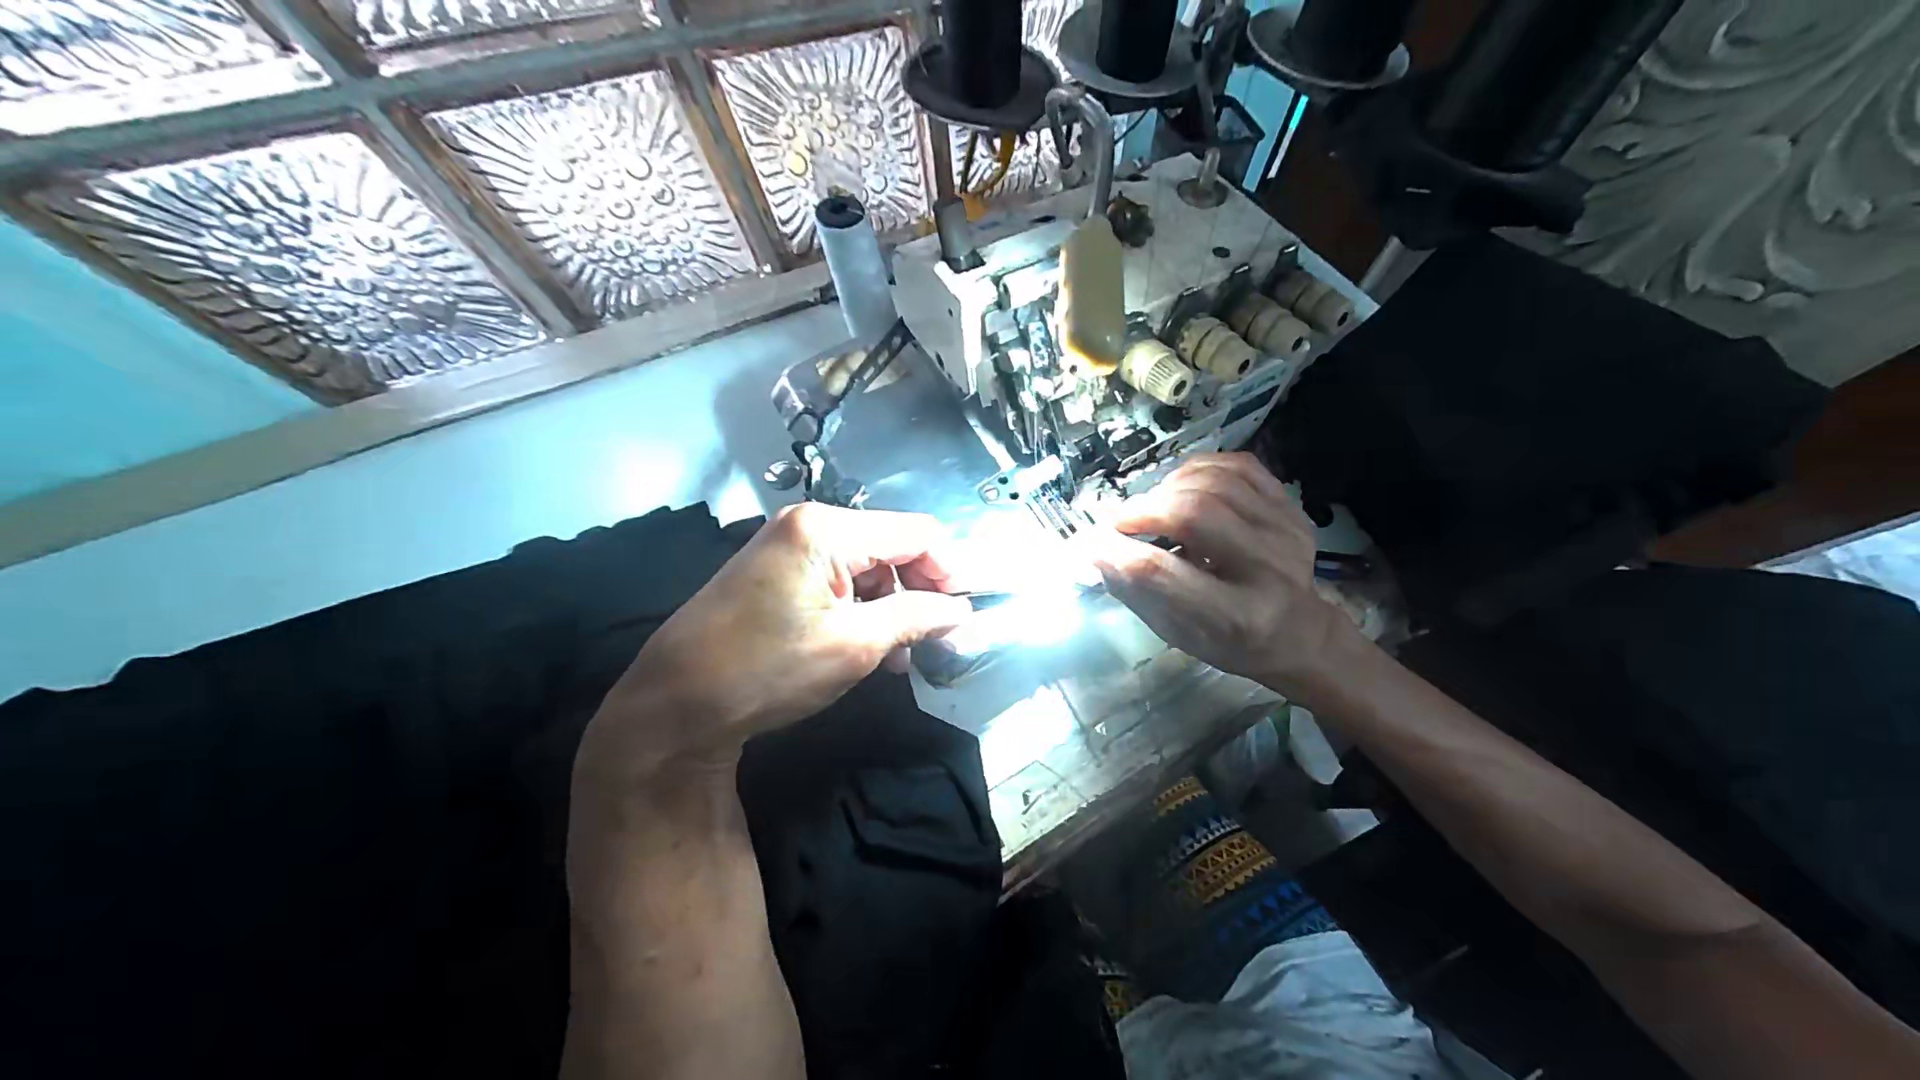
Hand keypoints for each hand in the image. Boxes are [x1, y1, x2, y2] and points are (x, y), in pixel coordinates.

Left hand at [580, 503, 971, 777]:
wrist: (674, 703)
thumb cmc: (767, 670)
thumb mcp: (854, 646)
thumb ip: (916, 617)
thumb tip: (961, 611)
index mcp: (827, 528)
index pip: (916, 532)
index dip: (948, 571)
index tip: (963, 616)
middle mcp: (807, 522)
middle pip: (890, 544)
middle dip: (918, 589)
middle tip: (933, 638)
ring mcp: (785, 544)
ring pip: (865, 564)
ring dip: (890, 603)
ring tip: (898, 653)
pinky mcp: (774, 569)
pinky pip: (835, 577)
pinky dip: (859, 606)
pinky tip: (865, 644)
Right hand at [1088, 453, 1358, 696]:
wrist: (1297, 630)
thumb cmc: (1229, 641)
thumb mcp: (1176, 632)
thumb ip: (1135, 591)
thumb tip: (1095, 548)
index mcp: (1237, 617)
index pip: (1163, 572)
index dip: (1118, 551)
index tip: (1093, 542)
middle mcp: (1268, 569)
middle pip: (1194, 513)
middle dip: (1143, 510)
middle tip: (1121, 520)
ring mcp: (1286, 531)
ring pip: (1213, 483)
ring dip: (1167, 488)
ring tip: (1152, 507)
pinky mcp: (1291, 507)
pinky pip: (1238, 466)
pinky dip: (1198, 469)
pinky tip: (1182, 488)